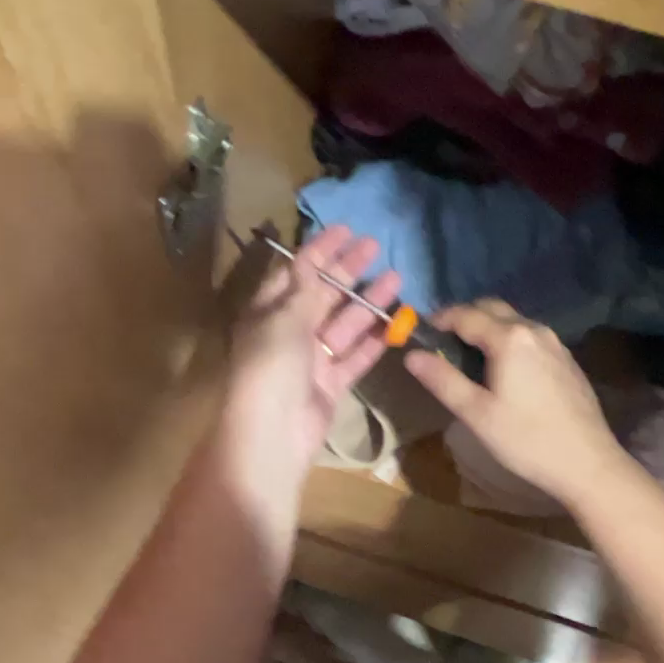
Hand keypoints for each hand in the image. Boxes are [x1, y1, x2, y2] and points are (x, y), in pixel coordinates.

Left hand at [214, 226, 399, 501]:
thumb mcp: (283, 319)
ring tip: (396, 278)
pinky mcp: (329, 385)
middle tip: (376, 247)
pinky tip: (395, 321)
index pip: (294, 273)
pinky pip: (354, 357)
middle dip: (348, 271)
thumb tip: (306, 258)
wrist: (273, 433)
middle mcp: (287, 333)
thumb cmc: (270, 368)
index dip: (318, 251)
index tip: (345, 229)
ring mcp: (310, 361)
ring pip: (343, 325)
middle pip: (321, 295)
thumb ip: (302, 289)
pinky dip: (374, 340)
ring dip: (368, 302)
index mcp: (266, 313)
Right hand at [404, 299, 633, 506]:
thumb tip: (411, 354)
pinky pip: (530, 337)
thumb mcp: (476, 413)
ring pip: (513, 321)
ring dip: (487, 328)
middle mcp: (534, 330)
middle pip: (492, 308)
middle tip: (441, 342)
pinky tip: (502, 370)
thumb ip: (442, 380)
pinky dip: (508, 340)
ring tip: (467, 356)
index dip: (439, 320)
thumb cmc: (525, 440)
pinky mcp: (567, 360)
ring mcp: (555, 343)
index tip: (419, 333)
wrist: (587, 462)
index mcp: (509, 338)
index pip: (465, 315)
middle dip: (463, 317)